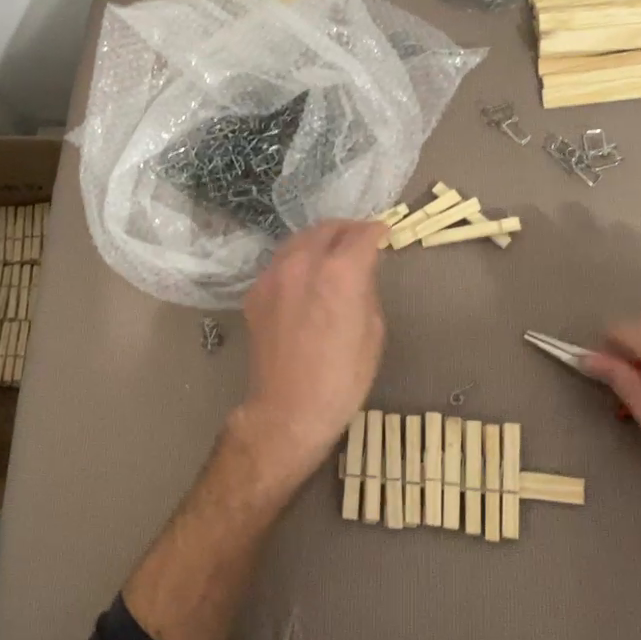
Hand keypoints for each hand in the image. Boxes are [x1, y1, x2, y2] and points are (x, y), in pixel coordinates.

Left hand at [232, 219, 388, 486]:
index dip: (378, 231)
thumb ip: (366, 289)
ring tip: (332, 254)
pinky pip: (280, 263)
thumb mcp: (373, 331)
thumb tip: (360, 271)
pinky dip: (297, 261)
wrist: (288, 410)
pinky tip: (306, 279)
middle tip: (360, 240)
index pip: (362, 234)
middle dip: (347, 230)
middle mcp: (302, 263)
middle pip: (327, 229)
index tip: (385, 233)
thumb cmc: (342, 379)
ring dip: (320, 241)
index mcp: (340, 272)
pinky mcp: (255, 292)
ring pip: (299, 240)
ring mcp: (273, 276)